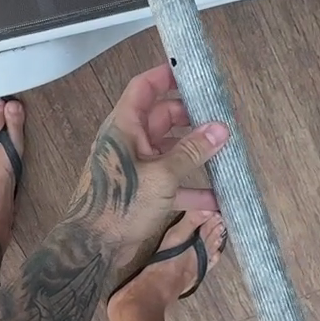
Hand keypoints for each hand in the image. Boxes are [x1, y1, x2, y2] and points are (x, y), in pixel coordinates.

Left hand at [65, 63, 228, 282]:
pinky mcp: (141, 192)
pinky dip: (190, 188)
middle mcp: (128, 142)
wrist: (92, 247)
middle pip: (162, 118)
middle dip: (192, 118)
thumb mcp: (161, 176)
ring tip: (227, 156)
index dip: (166, 76)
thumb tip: (221, 129)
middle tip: (223, 119)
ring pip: (169, 151)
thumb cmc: (119, 204)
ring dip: (196, 154)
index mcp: (124, 127)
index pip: (143, 88)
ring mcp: (135, 167)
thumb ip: (191, 152)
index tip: (194, 73)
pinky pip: (170, 181)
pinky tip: (216, 200)